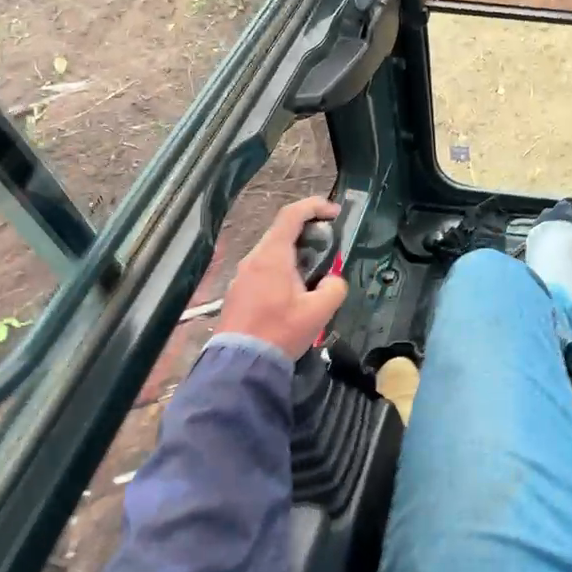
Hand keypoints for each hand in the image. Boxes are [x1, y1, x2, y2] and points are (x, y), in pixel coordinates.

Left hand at [216, 196, 347, 360]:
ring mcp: (241, 276)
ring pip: (271, 252)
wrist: (240, 365)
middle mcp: (253, 259)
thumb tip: (331, 281)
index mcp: (272, 256)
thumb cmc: (280, 332)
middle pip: (281, 232)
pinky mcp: (237, 293)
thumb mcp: (318, 311)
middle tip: (329, 247)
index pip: (292, 215)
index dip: (315, 206)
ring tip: (313, 275)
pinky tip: (292, 294)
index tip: (334, 213)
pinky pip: (262, 270)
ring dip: (295, 254)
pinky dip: (281, 269)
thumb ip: (334, 288)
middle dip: (308, 233)